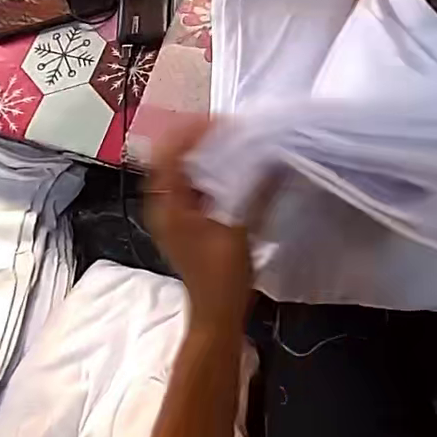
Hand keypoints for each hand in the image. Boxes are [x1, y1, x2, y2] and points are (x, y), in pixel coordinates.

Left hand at [145, 119, 256, 332]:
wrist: (215, 315)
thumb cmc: (222, 279)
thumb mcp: (241, 232)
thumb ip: (256, 193)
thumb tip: (274, 161)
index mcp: (169, 207)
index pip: (169, 155)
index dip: (189, 132)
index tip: (217, 121)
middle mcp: (162, 207)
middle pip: (167, 159)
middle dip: (191, 138)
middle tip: (220, 125)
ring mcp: (169, 216)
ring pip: (176, 172)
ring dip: (196, 153)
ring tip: (224, 139)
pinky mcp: (181, 223)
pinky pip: (185, 186)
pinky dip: (201, 172)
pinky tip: (224, 168)